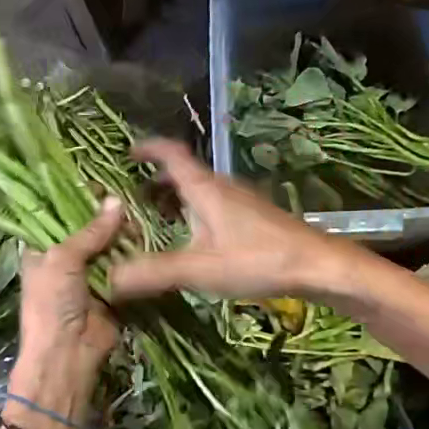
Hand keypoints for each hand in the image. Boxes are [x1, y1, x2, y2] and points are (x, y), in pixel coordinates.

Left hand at [7, 196, 125, 428]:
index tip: (99, 182)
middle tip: (128, 196)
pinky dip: (134, 256)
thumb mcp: (63, 258)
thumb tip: (116, 201)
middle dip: (105, 217)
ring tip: (141, 213)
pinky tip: (148, 237)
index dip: (75, 200)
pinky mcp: (110, 292)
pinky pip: (123, 268)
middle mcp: (63, 260)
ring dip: (123, 235)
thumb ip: (90, 231)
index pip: (56, 216)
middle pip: (86, 231)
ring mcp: (88, 276)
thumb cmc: (52, 302)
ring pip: (108, 248)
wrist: (67, 354)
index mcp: (41, 250)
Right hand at [108, 138, 378, 301]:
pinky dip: (191, 212)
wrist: (320, 266)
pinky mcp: (252, 219)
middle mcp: (221, 188)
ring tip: (152, 217)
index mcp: (204, 189)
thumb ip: (153, 273)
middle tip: (129, 195)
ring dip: (173, 197)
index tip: (126, 152)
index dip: (147, 148)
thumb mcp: (199, 269)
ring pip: (198, 191)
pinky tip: (189, 239)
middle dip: (154, 179)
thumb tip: (108, 280)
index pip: (171, 154)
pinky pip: (211, 206)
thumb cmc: (259, 259)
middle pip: (183, 173)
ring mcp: (239, 202)